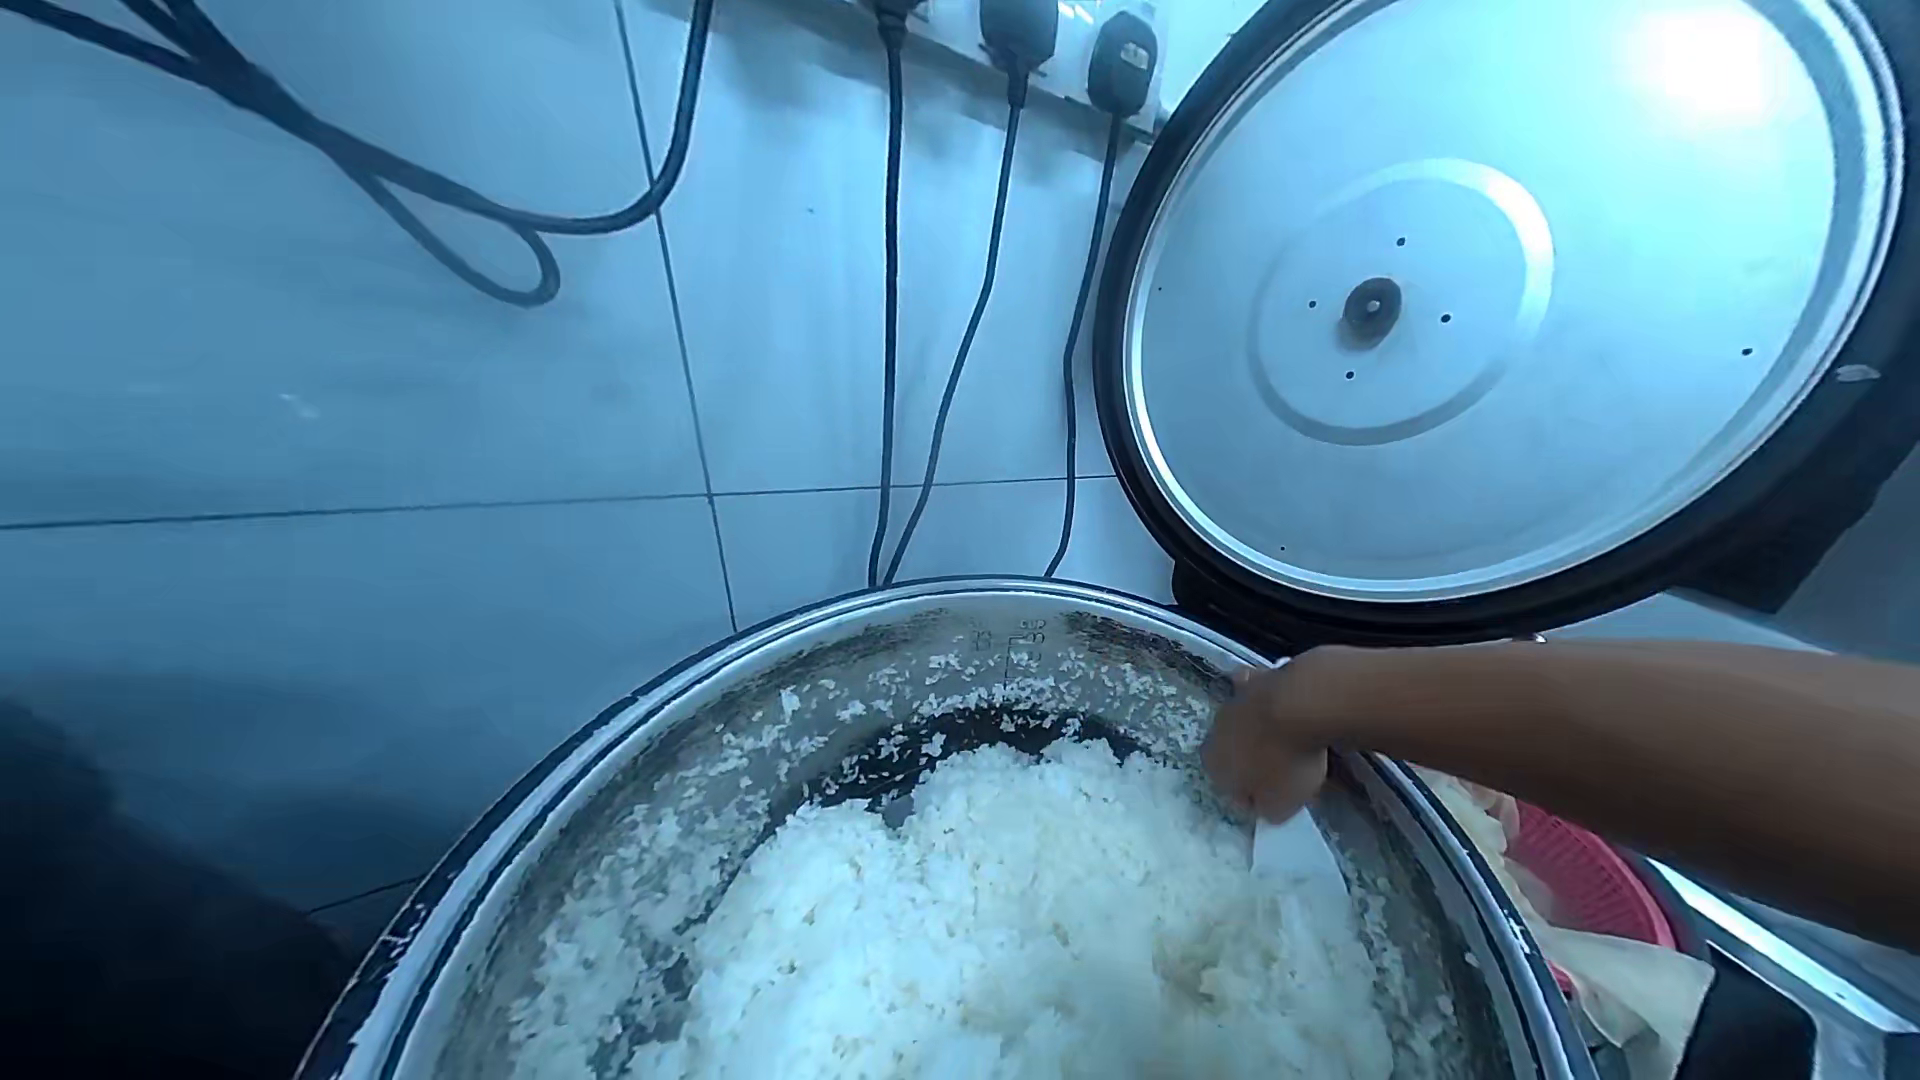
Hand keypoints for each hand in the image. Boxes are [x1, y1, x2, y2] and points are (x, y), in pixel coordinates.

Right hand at [1201, 650, 1355, 822]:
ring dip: (1258, 732)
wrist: (1297, 704)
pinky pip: (1255, 694)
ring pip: (1242, 723)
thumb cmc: (1287, 761)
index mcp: (1214, 765)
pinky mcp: (1251, 680)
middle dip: (1251, 761)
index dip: (1252, 796)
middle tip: (1283, 770)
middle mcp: (1214, 732)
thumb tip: (1263, 806)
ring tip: (1290, 740)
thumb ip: (1267, 811)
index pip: (1228, 788)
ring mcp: (1231, 703)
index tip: (1276, 799)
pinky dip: (1265, 700)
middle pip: (1231, 752)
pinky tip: (1283, 705)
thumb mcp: (1281, 805)